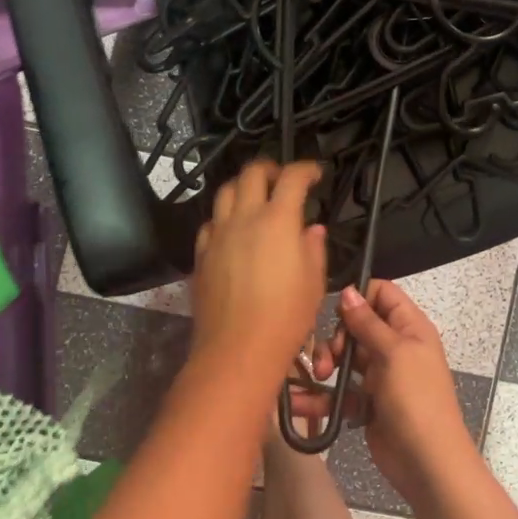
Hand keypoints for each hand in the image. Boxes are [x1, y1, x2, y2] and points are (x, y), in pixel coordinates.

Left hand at [190, 159, 327, 385]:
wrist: (237, 350)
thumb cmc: (286, 317)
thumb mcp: (314, 283)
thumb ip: (313, 248)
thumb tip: (312, 229)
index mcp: (278, 219)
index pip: (292, 177)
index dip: (306, 169)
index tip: (316, 174)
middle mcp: (245, 217)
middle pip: (252, 173)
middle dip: (270, 168)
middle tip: (283, 179)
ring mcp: (218, 234)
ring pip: (225, 191)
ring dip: (243, 186)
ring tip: (255, 197)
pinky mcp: (201, 253)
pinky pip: (210, 222)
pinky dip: (223, 217)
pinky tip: (232, 230)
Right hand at [299, 280, 474, 503]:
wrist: (427, 464)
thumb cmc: (416, 398)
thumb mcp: (394, 353)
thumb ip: (368, 322)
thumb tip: (348, 290)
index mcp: (409, 327)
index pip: (382, 293)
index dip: (358, 297)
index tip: (337, 312)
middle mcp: (395, 346)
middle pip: (357, 325)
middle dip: (336, 336)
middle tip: (329, 356)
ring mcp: (380, 376)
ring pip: (345, 358)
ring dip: (324, 363)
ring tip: (317, 377)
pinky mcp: (366, 404)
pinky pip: (339, 391)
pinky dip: (320, 395)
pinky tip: (297, 401)